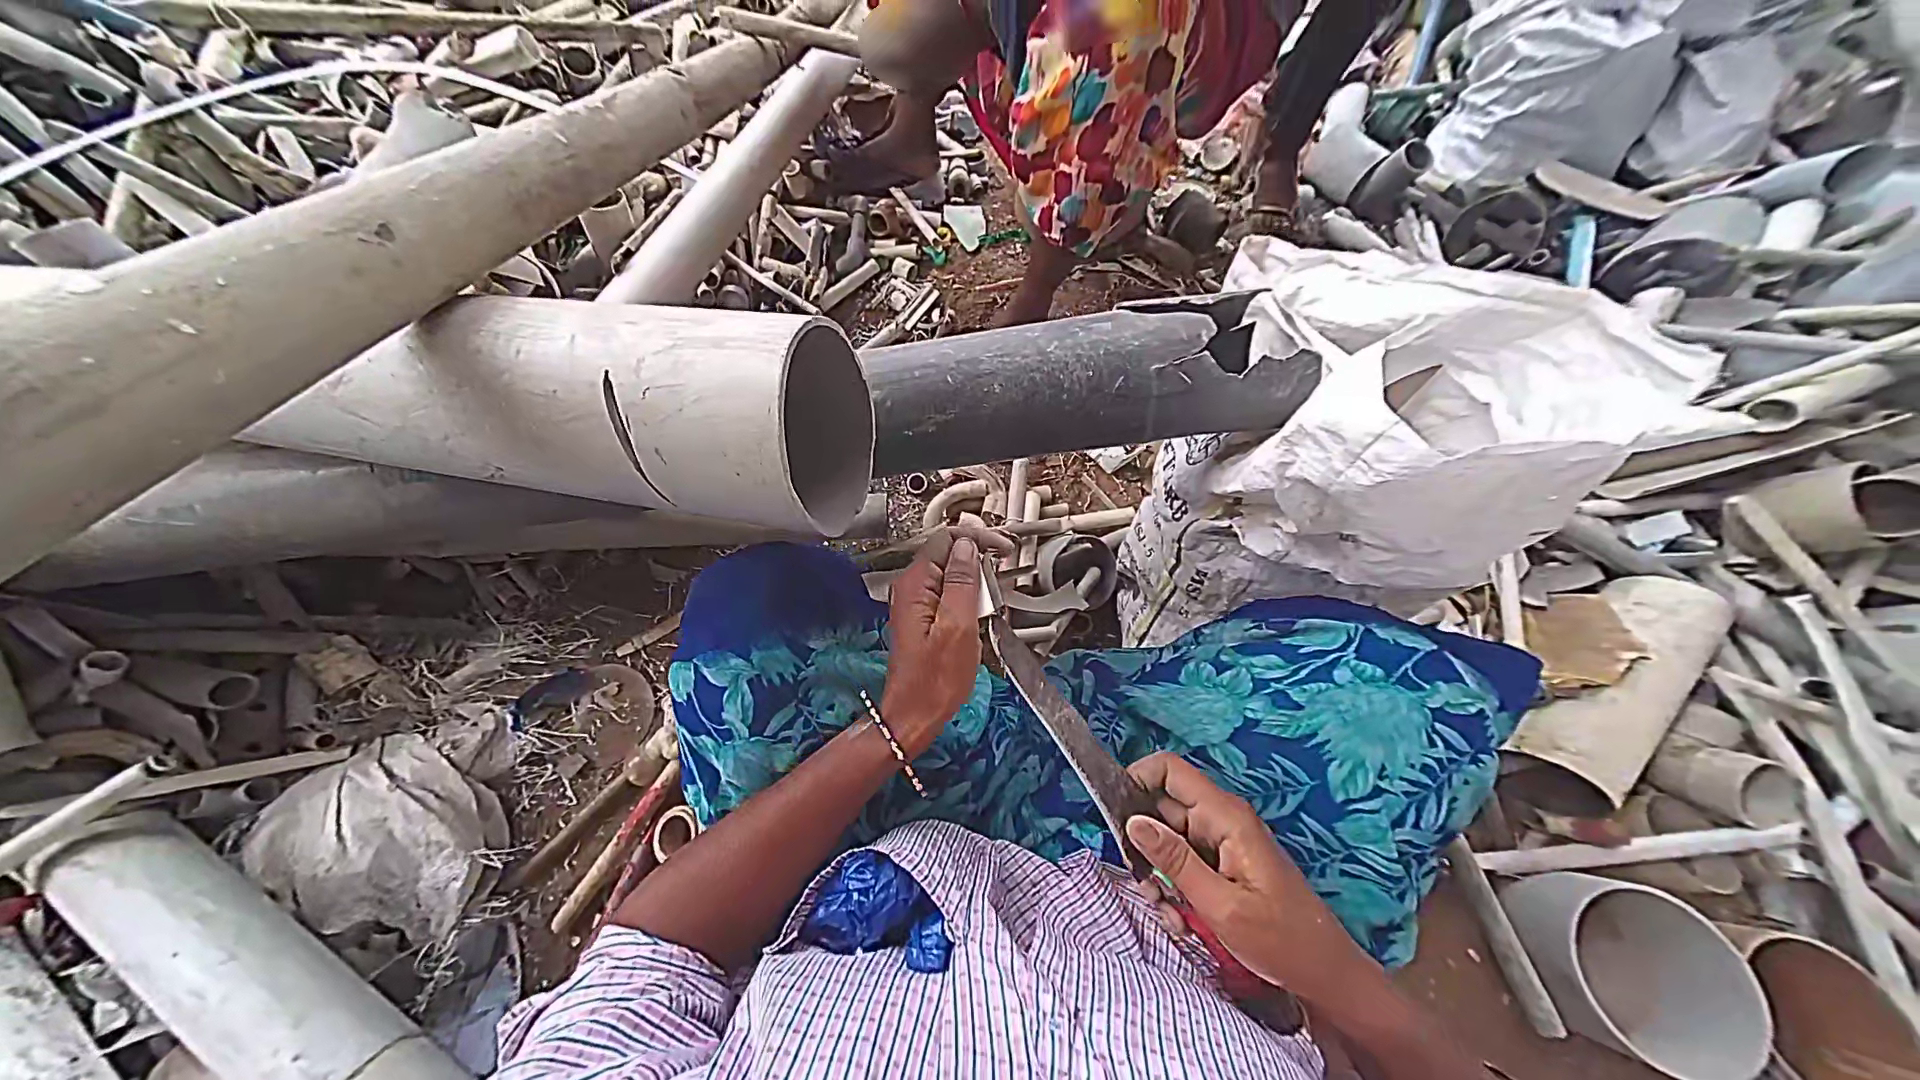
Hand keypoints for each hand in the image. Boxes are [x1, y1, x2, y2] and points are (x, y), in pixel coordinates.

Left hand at [882, 525, 1012, 753]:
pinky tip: (981, 605)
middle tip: (1002, 565)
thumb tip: (968, 547)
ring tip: (993, 589)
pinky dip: (968, 593)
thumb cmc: (935, 680)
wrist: (916, 714)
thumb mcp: (958, 626)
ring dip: (974, 576)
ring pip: (949, 573)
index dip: (977, 538)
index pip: (945, 539)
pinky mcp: (924, 617)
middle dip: (977, 554)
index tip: (1002, 548)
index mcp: (914, 585)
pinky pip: (948, 592)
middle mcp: (910, 589)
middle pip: (946, 552)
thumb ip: (964, 582)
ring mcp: (916, 603)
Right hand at [1124, 752, 1380, 1006]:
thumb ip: (1174, 860)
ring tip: (1173, 915)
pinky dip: (1173, 888)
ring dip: (1159, 875)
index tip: (1115, 818)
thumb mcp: (1221, 906)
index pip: (1168, 769)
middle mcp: (1220, 819)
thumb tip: (1132, 821)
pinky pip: (1181, 862)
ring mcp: (1220, 841)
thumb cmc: (1282, 942)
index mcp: (1225, 816)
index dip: (1136, 781)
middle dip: (1145, 846)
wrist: (1327, 977)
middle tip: (1147, 888)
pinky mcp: (1220, 862)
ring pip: (1165, 839)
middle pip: (1160, 808)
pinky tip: (1184, 920)